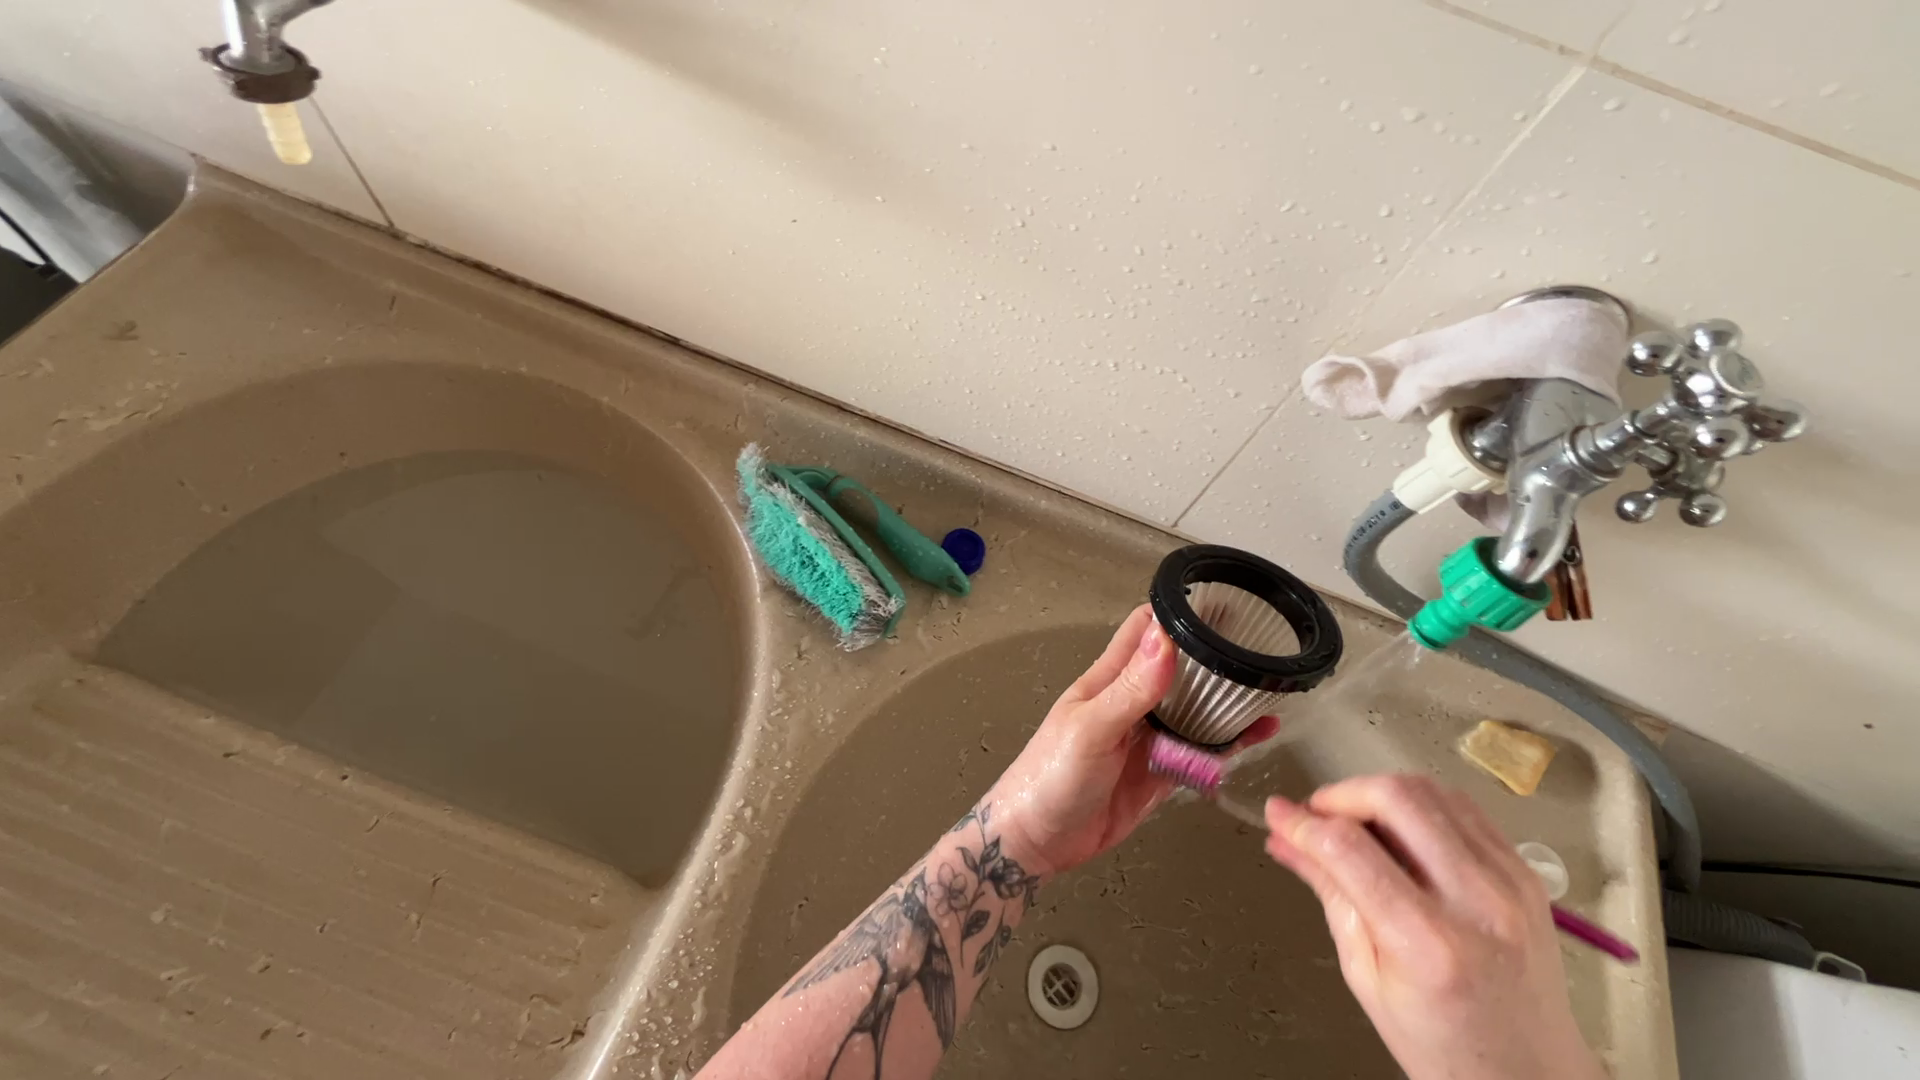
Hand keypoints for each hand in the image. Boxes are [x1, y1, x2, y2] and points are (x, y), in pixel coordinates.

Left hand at [988, 605, 1276, 876]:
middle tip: (1263, 643)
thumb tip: (1165, 637)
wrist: (1038, 842)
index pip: (1143, 630)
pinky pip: (1199, 752)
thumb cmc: (1050, 776)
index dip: (1176, 612)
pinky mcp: (1160, 774)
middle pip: (1178, 669)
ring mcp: (1147, 739)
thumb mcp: (1090, 729)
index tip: (1219, 599)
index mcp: (1108, 681)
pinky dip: (1227, 744)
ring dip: (1226, 700)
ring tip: (1270, 687)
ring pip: (1195, 711)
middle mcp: (1132, 703)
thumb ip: (1129, 689)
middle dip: (1213, 654)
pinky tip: (1256, 736)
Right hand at [1264, 775, 1605, 1079]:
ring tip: (1354, 821)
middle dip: (1342, 794)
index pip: (1349, 850)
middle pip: (1397, 799)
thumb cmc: (1438, 1043)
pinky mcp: (1525, 873)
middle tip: (1316, 814)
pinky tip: (1398, 830)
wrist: (1533, 1077)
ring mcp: (1511, 882)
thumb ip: (1330, 894)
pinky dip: (1419, 804)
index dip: (1302, 823)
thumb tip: (1283, 838)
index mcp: (1429, 944)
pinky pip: (1463, 807)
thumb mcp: (1366, 977)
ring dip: (1379, 793)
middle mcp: (1477, 902)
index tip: (1275, 813)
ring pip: (1431, 791)